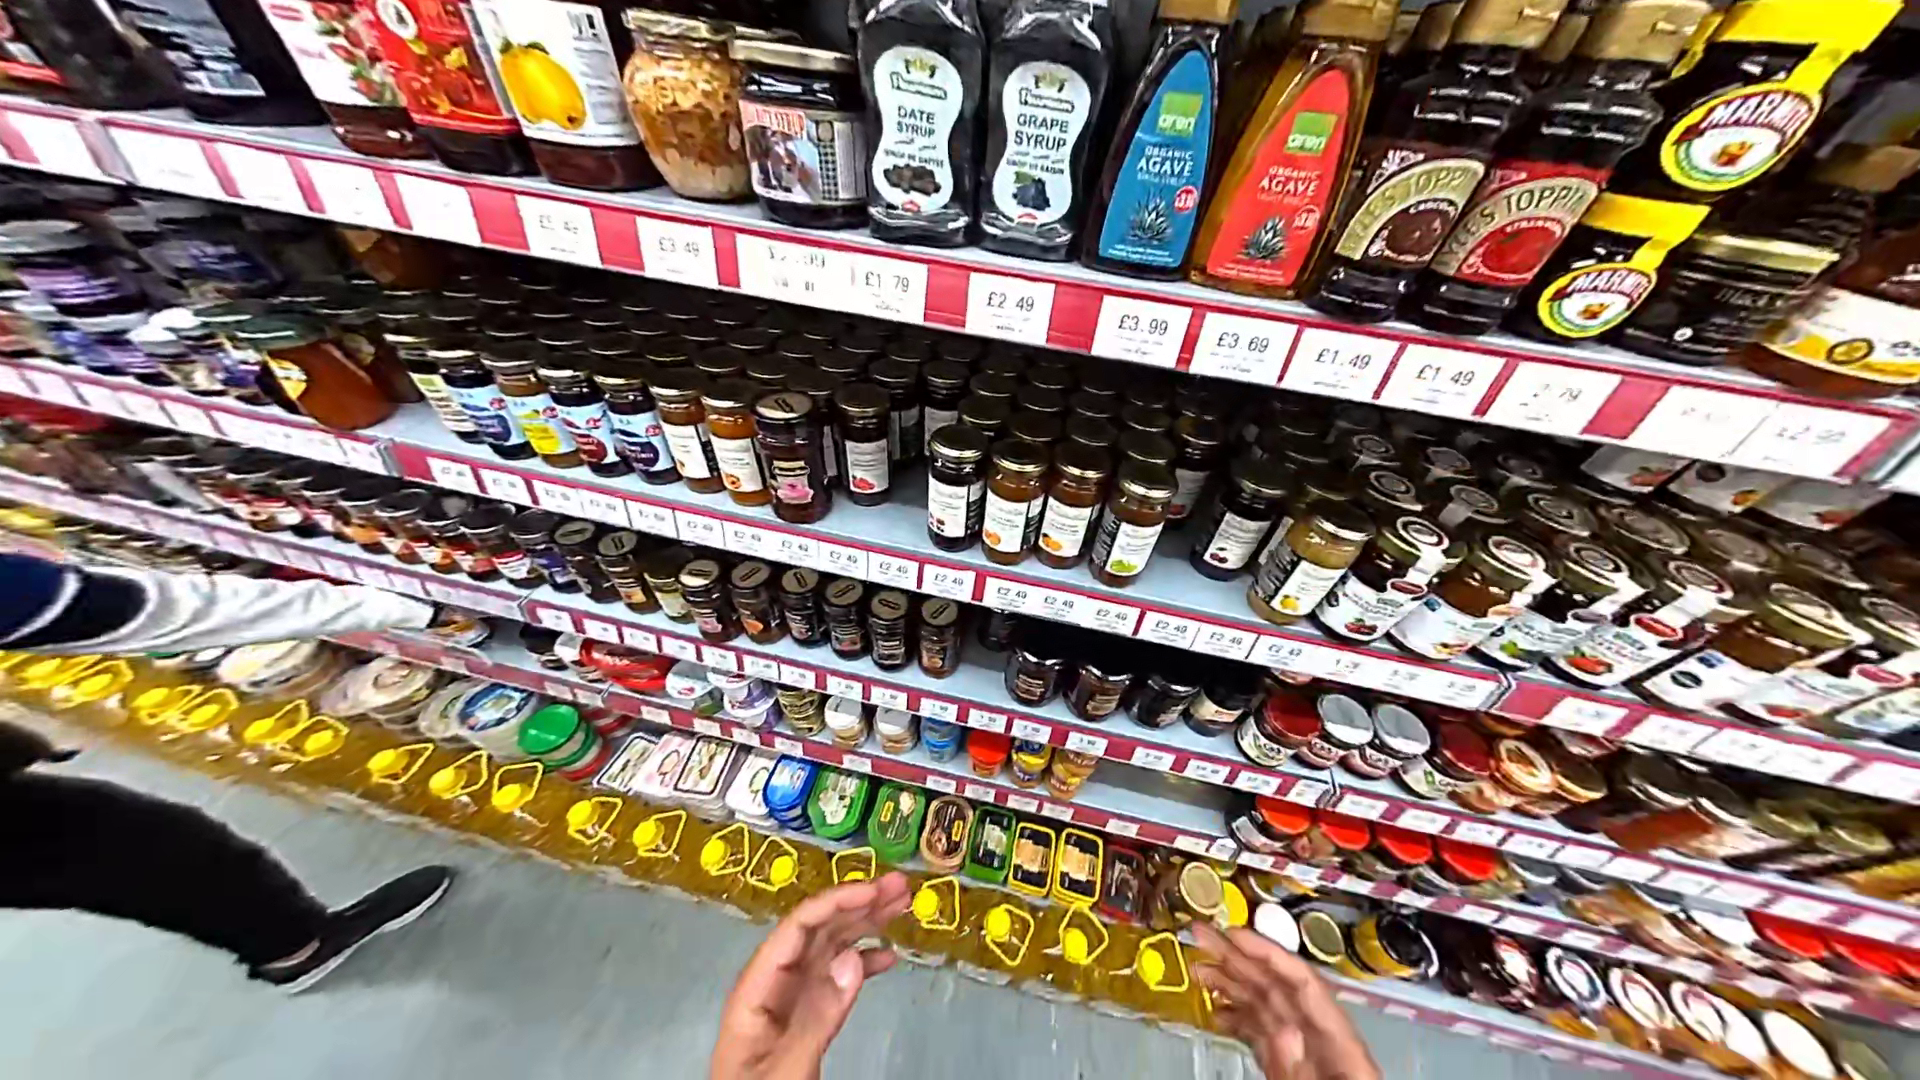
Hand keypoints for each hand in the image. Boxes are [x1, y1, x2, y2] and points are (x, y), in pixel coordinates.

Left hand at [710, 872, 911, 1079]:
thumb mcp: (784, 1077)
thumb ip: (817, 1019)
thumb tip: (854, 955)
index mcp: (757, 991)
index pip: (796, 929)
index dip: (834, 902)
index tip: (873, 890)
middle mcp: (775, 986)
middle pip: (818, 932)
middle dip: (859, 904)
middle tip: (901, 886)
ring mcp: (792, 1003)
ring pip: (832, 949)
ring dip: (867, 924)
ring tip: (903, 904)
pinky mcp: (807, 1021)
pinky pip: (838, 979)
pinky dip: (864, 963)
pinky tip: (890, 957)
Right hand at [1192, 922, 1379, 1079]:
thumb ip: (1299, 1077)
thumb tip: (1283, 1031)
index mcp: (1345, 1054)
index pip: (1306, 986)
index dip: (1269, 953)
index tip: (1230, 933)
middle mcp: (1325, 1047)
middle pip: (1281, 990)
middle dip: (1238, 959)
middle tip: (1197, 934)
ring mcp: (1308, 1062)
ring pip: (1267, 1008)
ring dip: (1230, 984)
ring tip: (1194, 968)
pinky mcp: (1292, 1075)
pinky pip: (1263, 1035)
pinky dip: (1237, 1018)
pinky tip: (1213, 1010)